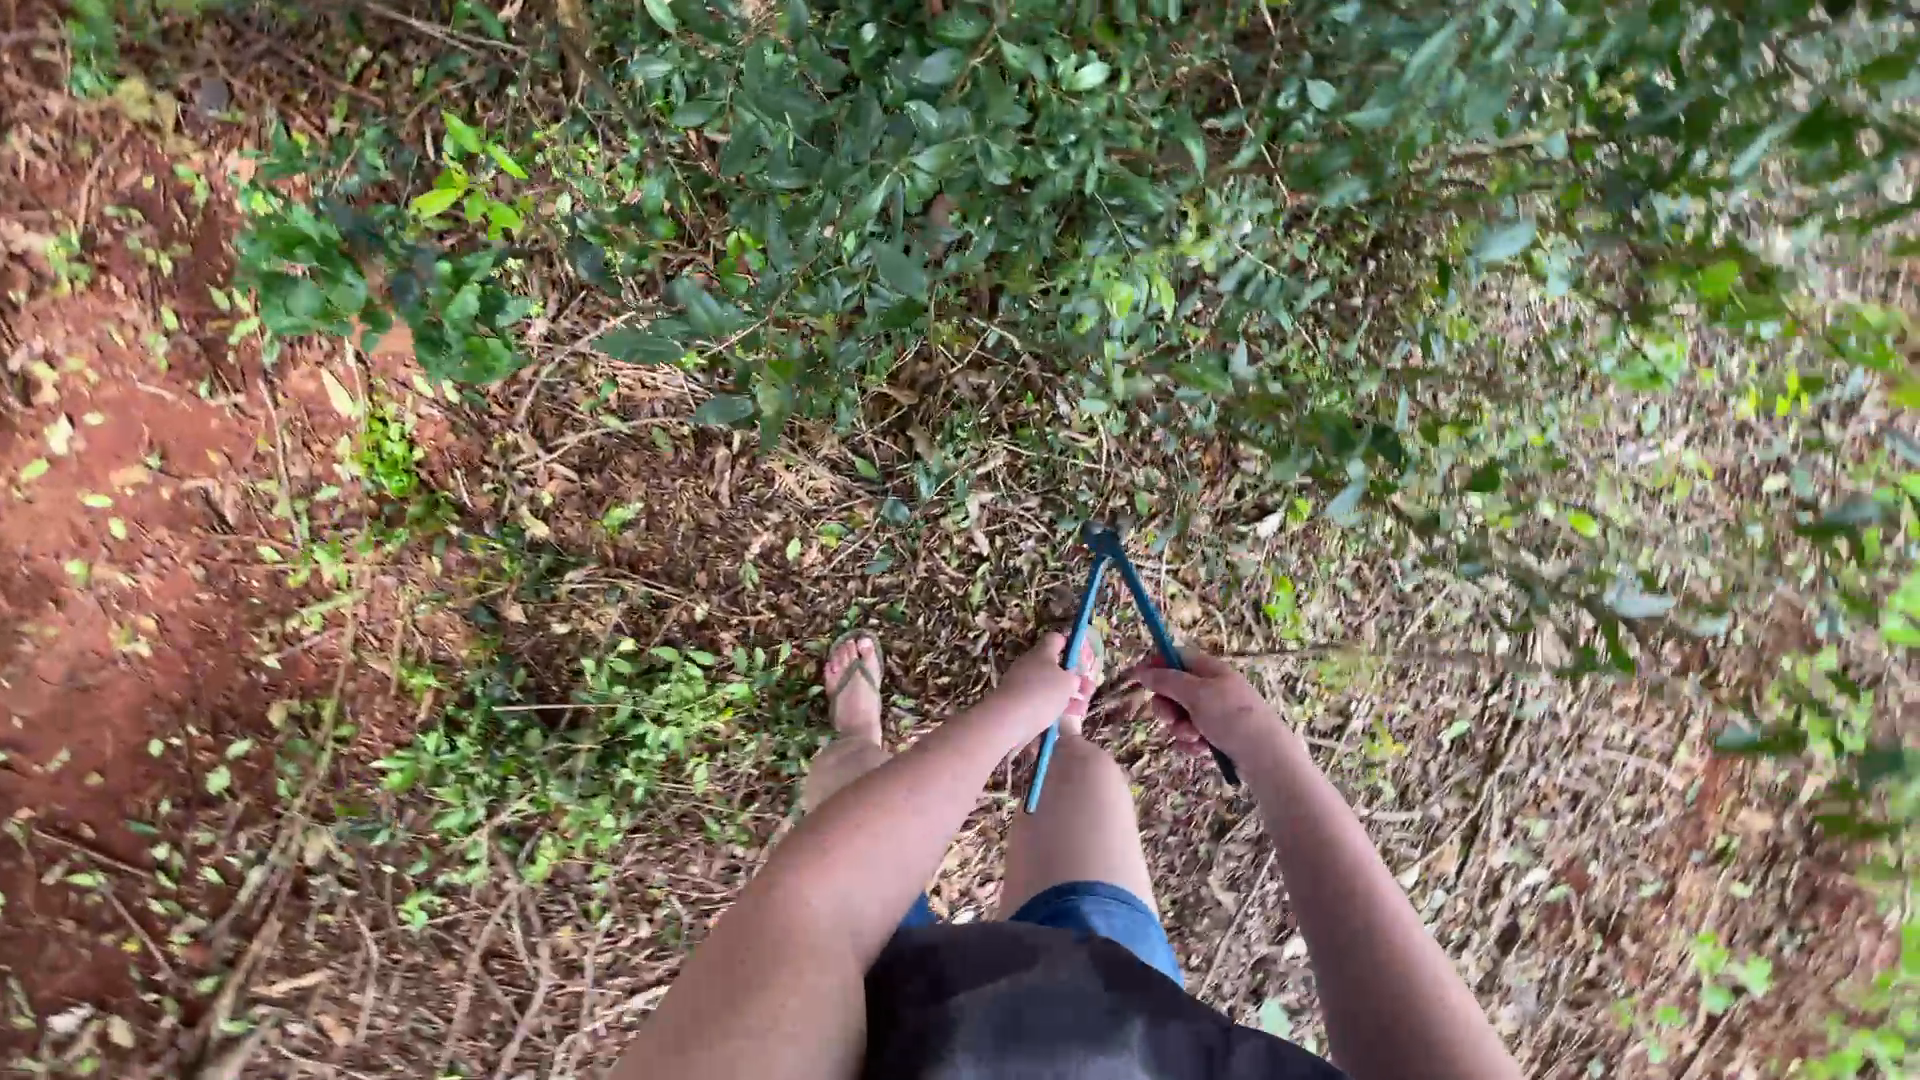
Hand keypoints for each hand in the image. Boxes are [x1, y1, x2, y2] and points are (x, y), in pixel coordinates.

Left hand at [975, 633, 1092, 746]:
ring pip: (1050, 686)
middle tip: (1088, 689)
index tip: (1081, 655)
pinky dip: (1055, 707)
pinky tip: (1068, 717)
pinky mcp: (1019, 703)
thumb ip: (1074, 677)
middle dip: (1073, 678)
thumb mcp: (1067, 682)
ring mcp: (1023, 684)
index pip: (1055, 639)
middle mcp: (1030, 665)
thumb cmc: (1042, 693)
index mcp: (1042, 652)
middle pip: (1054, 665)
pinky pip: (1041, 701)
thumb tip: (1071, 678)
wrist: (1009, 719)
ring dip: (1068, 695)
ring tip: (1082, 708)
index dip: (1069, 644)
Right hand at [1126, 649, 1285, 764]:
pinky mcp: (1218, 736)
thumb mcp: (1196, 694)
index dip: (1157, 665)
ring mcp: (1216, 713)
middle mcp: (1213, 688)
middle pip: (1174, 689)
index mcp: (1211, 670)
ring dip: (1180, 728)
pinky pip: (1192, 735)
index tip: (1140, 678)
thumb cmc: (1231, 717)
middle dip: (1167, 706)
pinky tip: (1201, 750)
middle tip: (1169, 718)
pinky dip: (1192, 743)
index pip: (1177, 657)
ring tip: (1194, 738)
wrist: (1266, 758)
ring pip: (1180, 716)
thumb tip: (1141, 670)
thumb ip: (1166, 680)